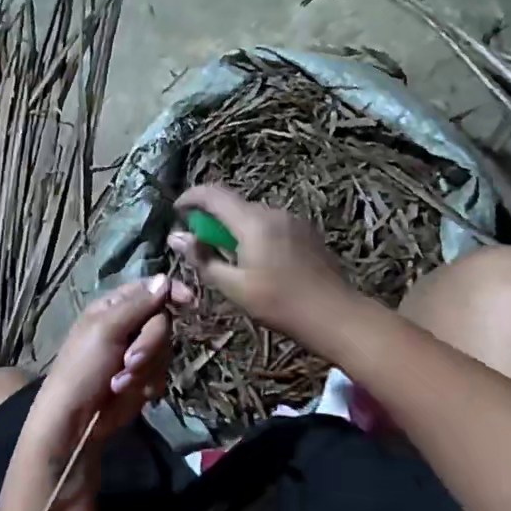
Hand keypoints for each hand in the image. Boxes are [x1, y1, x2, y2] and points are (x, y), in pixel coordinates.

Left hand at [25, 275, 192, 460]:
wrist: (77, 419)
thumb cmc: (83, 368)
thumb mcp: (106, 330)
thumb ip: (138, 305)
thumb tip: (165, 278)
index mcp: (114, 306)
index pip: (150, 289)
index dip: (171, 291)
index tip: (191, 301)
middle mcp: (129, 325)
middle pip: (162, 322)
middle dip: (149, 344)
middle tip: (129, 361)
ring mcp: (138, 352)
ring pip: (165, 350)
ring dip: (145, 368)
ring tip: (120, 382)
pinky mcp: (145, 376)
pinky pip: (163, 372)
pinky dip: (147, 383)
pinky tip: (129, 392)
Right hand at [168, 184, 357, 343]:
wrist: (335, 315)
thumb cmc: (279, 304)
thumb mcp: (233, 286)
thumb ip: (202, 259)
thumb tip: (176, 238)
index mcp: (252, 222)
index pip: (213, 194)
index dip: (190, 197)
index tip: (176, 211)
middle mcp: (273, 212)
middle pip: (233, 204)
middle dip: (211, 217)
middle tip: (198, 243)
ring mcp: (293, 220)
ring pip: (252, 215)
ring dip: (233, 228)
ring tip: (228, 257)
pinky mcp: (306, 232)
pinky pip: (270, 224)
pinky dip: (253, 234)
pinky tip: (256, 261)